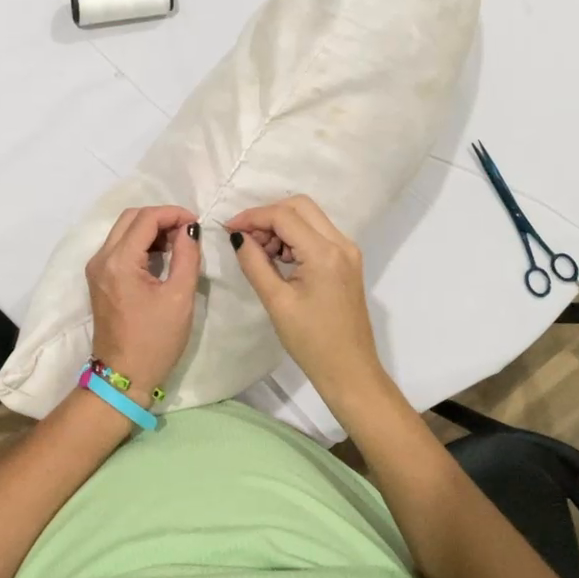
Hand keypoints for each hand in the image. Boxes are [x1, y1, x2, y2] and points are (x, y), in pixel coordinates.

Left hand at [86, 206, 202, 403]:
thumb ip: (186, 255)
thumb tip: (189, 229)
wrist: (123, 377)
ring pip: (123, 230)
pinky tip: (161, 257)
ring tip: (178, 245)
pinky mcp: (99, 278)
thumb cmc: (155, 341)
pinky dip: (140, 244)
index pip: (146, 218)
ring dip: (150, 230)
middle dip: (161, 218)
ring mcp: (97, 268)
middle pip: (131, 218)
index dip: (173, 214)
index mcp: (119, 261)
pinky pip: (119, 247)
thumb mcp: (179, 297)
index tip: (197, 224)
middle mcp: (101, 258)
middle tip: (187, 232)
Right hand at [228, 196, 390, 408]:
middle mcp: (341, 243)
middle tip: (246, 238)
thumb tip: (238, 237)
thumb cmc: (311, 341)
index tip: (228, 230)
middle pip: (300, 206)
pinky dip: (295, 237)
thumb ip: (254, 262)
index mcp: (324, 253)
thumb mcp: (276, 301)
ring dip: (281, 226)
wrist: (350, 371)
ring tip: (260, 253)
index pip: (284, 216)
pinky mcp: (347, 261)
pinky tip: (278, 259)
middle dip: (268, 216)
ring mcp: (348, 251)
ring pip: (309, 217)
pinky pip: (317, 233)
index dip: (252, 217)